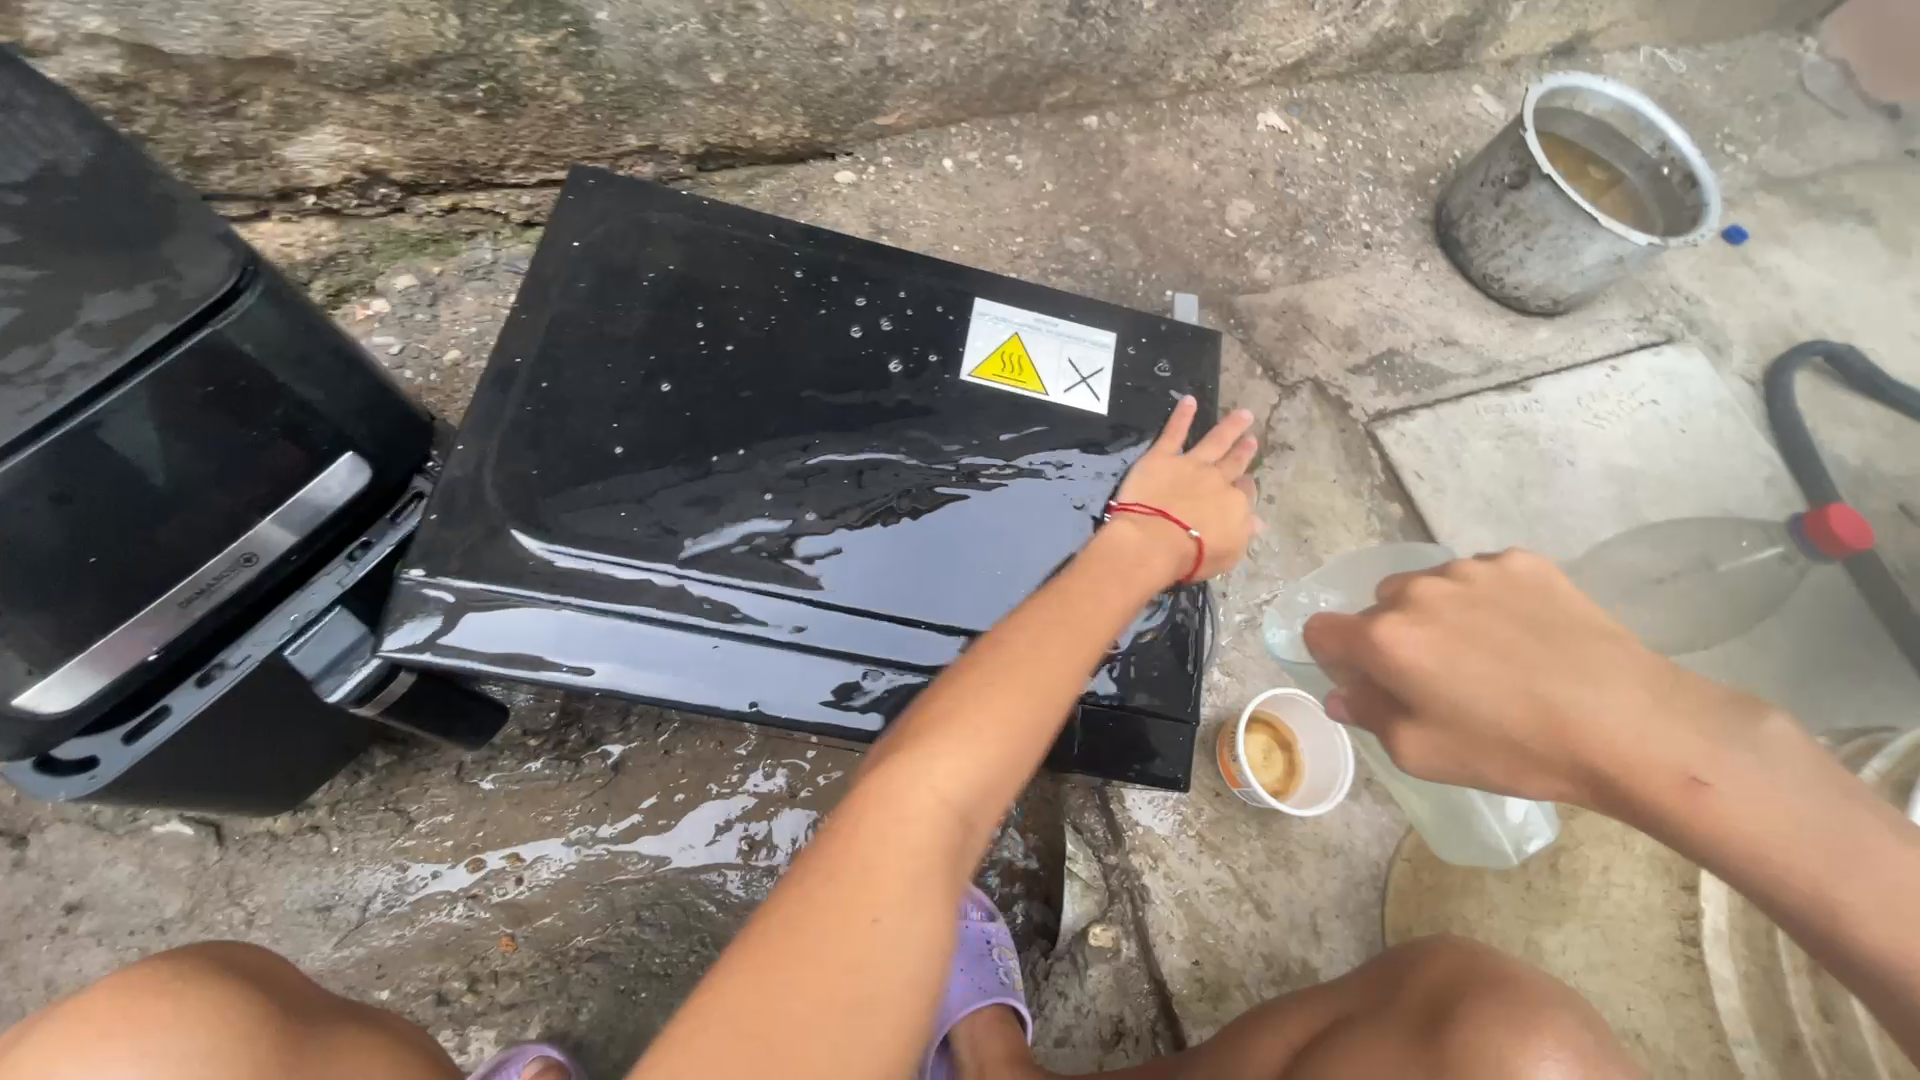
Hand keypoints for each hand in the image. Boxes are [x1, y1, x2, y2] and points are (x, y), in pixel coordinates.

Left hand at [1105, 396, 1259, 584]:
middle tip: (1252, 439)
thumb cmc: (1191, 556)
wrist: (1154, 541)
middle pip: (1234, 464)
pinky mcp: (1162, 457)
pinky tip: (1188, 400)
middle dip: (1244, 451)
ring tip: (1243, 414)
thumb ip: (1243, 535)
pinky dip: (1182, 415)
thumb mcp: (1228, 554)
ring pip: (1215, 442)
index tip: (1246, 484)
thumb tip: (1258, 523)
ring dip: (1230, 427)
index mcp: (1234, 506)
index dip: (1245, 488)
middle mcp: (1218, 481)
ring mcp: (1191, 465)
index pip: (1244, 494)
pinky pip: (1174, 432)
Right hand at [1300, 549, 1773, 810]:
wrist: (1633, 726)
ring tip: (1487, 655)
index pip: (1320, 629)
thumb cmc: (1515, 749)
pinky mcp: (1521, 562)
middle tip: (1437, 677)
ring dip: (1436, 615)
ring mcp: (1471, 569)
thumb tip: (1342, 694)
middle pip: (1375, 608)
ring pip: (1426, 588)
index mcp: (1384, 638)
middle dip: (1390, 638)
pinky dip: (1484, 601)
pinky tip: (1523, 635)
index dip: (1336, 659)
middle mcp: (1416, 592)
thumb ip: (1368, 716)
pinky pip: (1478, 576)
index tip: (1370, 683)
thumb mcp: (1422, 755)